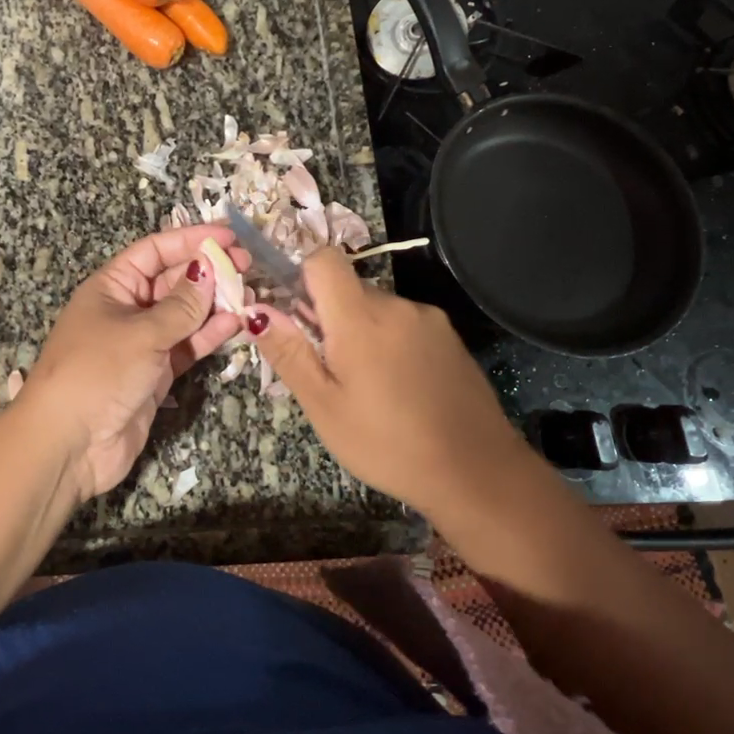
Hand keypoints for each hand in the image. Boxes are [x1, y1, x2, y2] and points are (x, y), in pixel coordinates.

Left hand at [21, 225, 248, 500]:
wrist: (69, 443)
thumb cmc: (96, 372)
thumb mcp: (141, 333)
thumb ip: (181, 306)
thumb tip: (209, 271)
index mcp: (111, 286)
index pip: (154, 251)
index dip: (189, 240)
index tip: (228, 235)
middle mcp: (126, 309)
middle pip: (172, 281)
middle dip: (208, 272)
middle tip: (247, 265)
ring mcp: (142, 343)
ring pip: (184, 315)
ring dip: (214, 304)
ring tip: (250, 294)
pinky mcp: (155, 374)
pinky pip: (187, 346)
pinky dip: (209, 335)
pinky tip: (236, 324)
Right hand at [248, 248, 527, 514]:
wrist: (477, 474)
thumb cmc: (388, 445)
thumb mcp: (324, 406)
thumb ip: (289, 352)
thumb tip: (255, 310)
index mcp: (361, 317)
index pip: (323, 259)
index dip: (301, 277)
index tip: (296, 317)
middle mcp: (397, 305)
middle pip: (349, 289)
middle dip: (329, 317)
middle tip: (326, 370)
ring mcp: (430, 321)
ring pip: (377, 310)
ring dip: (361, 334)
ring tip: (365, 388)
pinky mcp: (451, 339)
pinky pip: (405, 327)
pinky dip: (390, 346)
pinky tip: (397, 390)